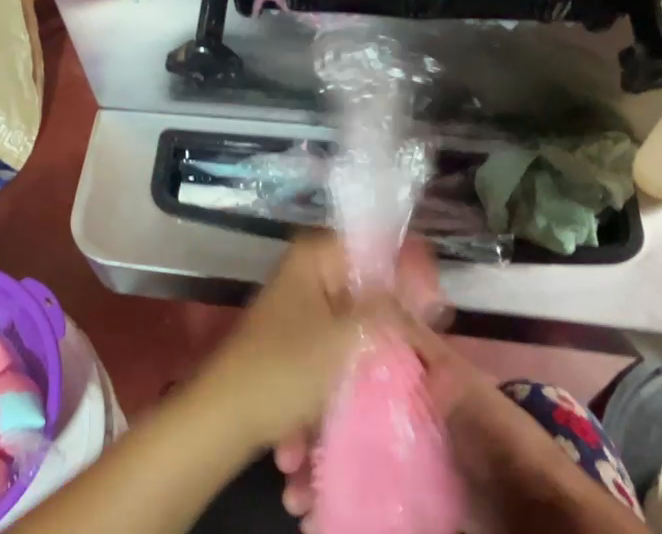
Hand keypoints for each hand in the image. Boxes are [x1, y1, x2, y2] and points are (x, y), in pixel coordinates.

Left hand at [270, 239, 450, 525]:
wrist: (224, 417)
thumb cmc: (283, 370)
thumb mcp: (345, 340)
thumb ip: (389, 312)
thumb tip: (428, 291)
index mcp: (314, 256)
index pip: (378, 243)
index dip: (412, 273)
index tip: (437, 311)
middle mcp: (307, 271)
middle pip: (372, 284)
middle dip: (399, 320)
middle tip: (427, 354)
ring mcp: (302, 306)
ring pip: (360, 319)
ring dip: (378, 351)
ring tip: (402, 380)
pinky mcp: (300, 339)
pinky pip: (341, 345)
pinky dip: (354, 367)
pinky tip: (376, 387)